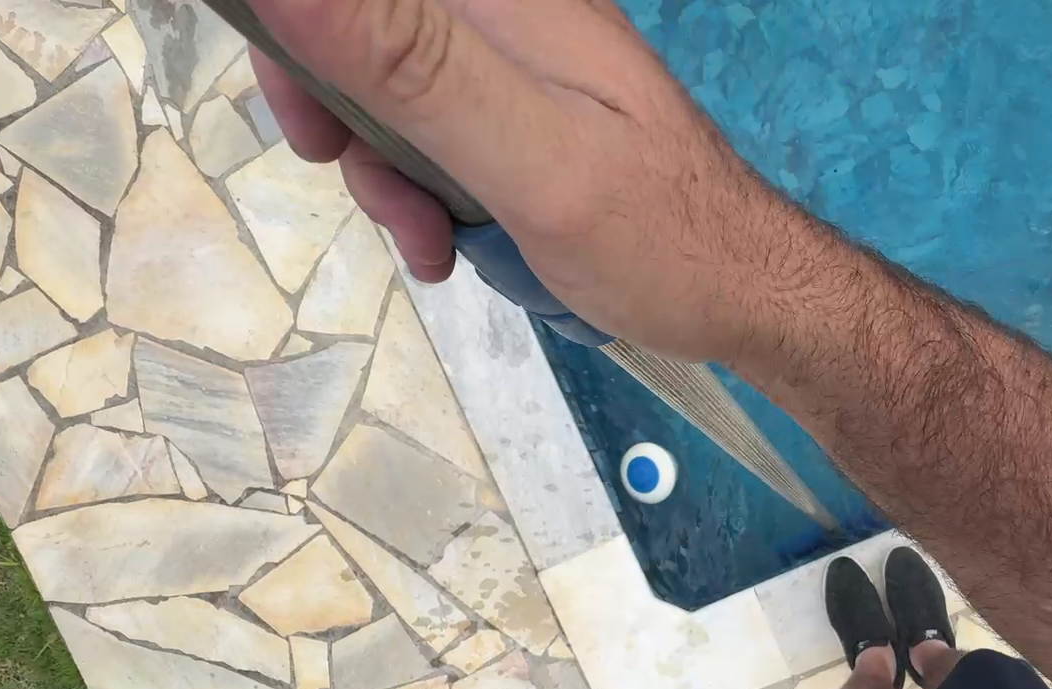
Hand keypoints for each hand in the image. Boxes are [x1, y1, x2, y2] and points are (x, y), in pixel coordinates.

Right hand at [245, 0, 832, 363]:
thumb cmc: (656, 243)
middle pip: (375, 41)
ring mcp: (529, 79)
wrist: (742, 296)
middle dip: (355, 128)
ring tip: (438, 250)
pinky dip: (439, 196)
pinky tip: (457, 248)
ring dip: (398, 178)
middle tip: (394, 214)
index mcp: (510, 4)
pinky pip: (452, 144)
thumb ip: (415, 63)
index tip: (317, 134)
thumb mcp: (532, 160)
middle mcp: (515, 21)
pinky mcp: (540, 130)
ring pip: (407, 101)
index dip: (308, 43)